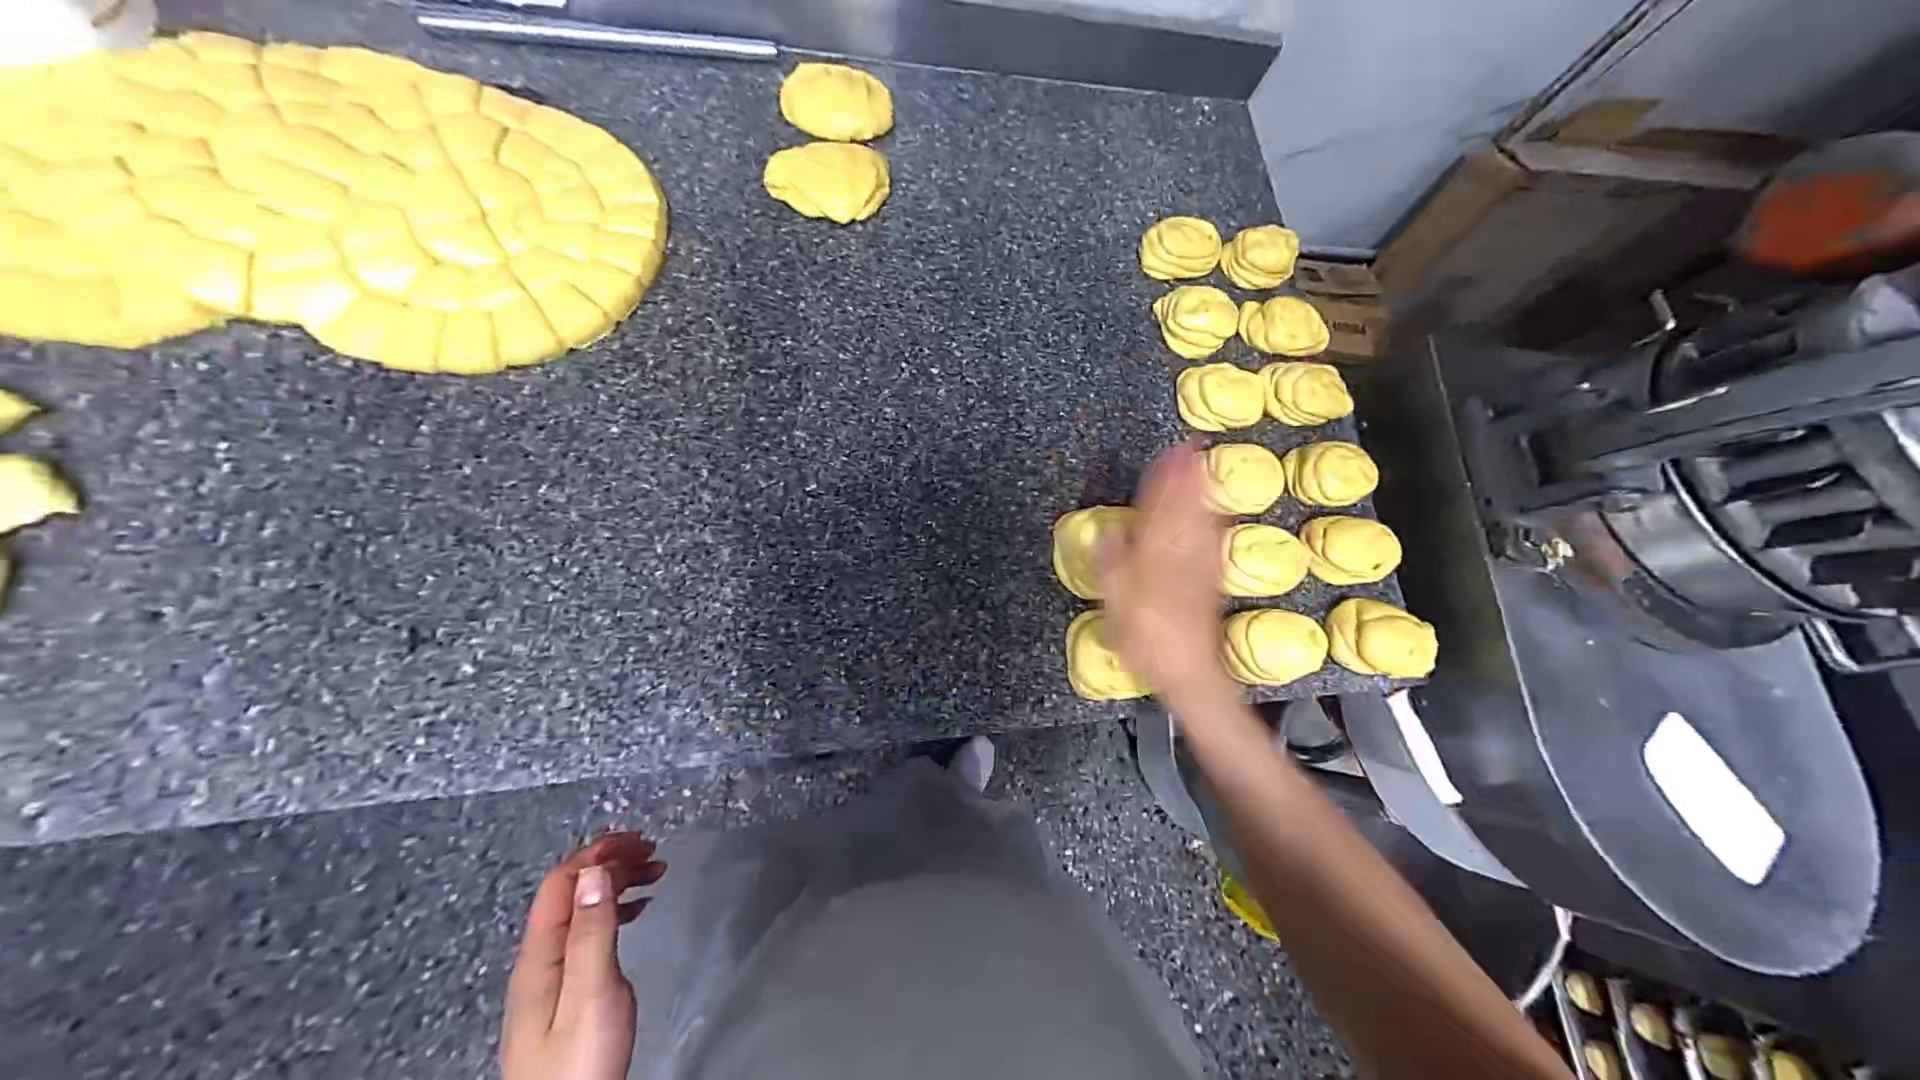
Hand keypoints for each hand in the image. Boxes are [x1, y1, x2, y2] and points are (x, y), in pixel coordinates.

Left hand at [502, 832, 665, 1079]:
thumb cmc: (580, 1062)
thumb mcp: (593, 993)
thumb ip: (592, 932)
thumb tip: (594, 871)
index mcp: (540, 954)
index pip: (561, 883)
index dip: (598, 853)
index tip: (640, 841)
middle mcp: (539, 959)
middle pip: (569, 891)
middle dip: (610, 861)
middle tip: (653, 851)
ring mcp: (548, 976)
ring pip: (579, 909)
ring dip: (614, 882)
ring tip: (654, 872)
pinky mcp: (564, 991)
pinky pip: (586, 931)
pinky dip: (613, 909)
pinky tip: (636, 911)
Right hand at [1100, 443, 1233, 708]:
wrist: (1189, 672)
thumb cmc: (1147, 641)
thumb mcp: (1117, 607)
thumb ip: (1111, 568)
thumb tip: (1105, 535)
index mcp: (1153, 560)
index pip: (1156, 511)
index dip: (1161, 482)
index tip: (1166, 455)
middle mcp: (1180, 557)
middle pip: (1183, 509)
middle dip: (1186, 477)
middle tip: (1191, 447)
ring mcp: (1200, 567)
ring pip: (1201, 520)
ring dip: (1203, 491)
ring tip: (1204, 465)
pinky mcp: (1212, 580)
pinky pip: (1215, 540)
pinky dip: (1216, 519)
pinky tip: (1220, 510)